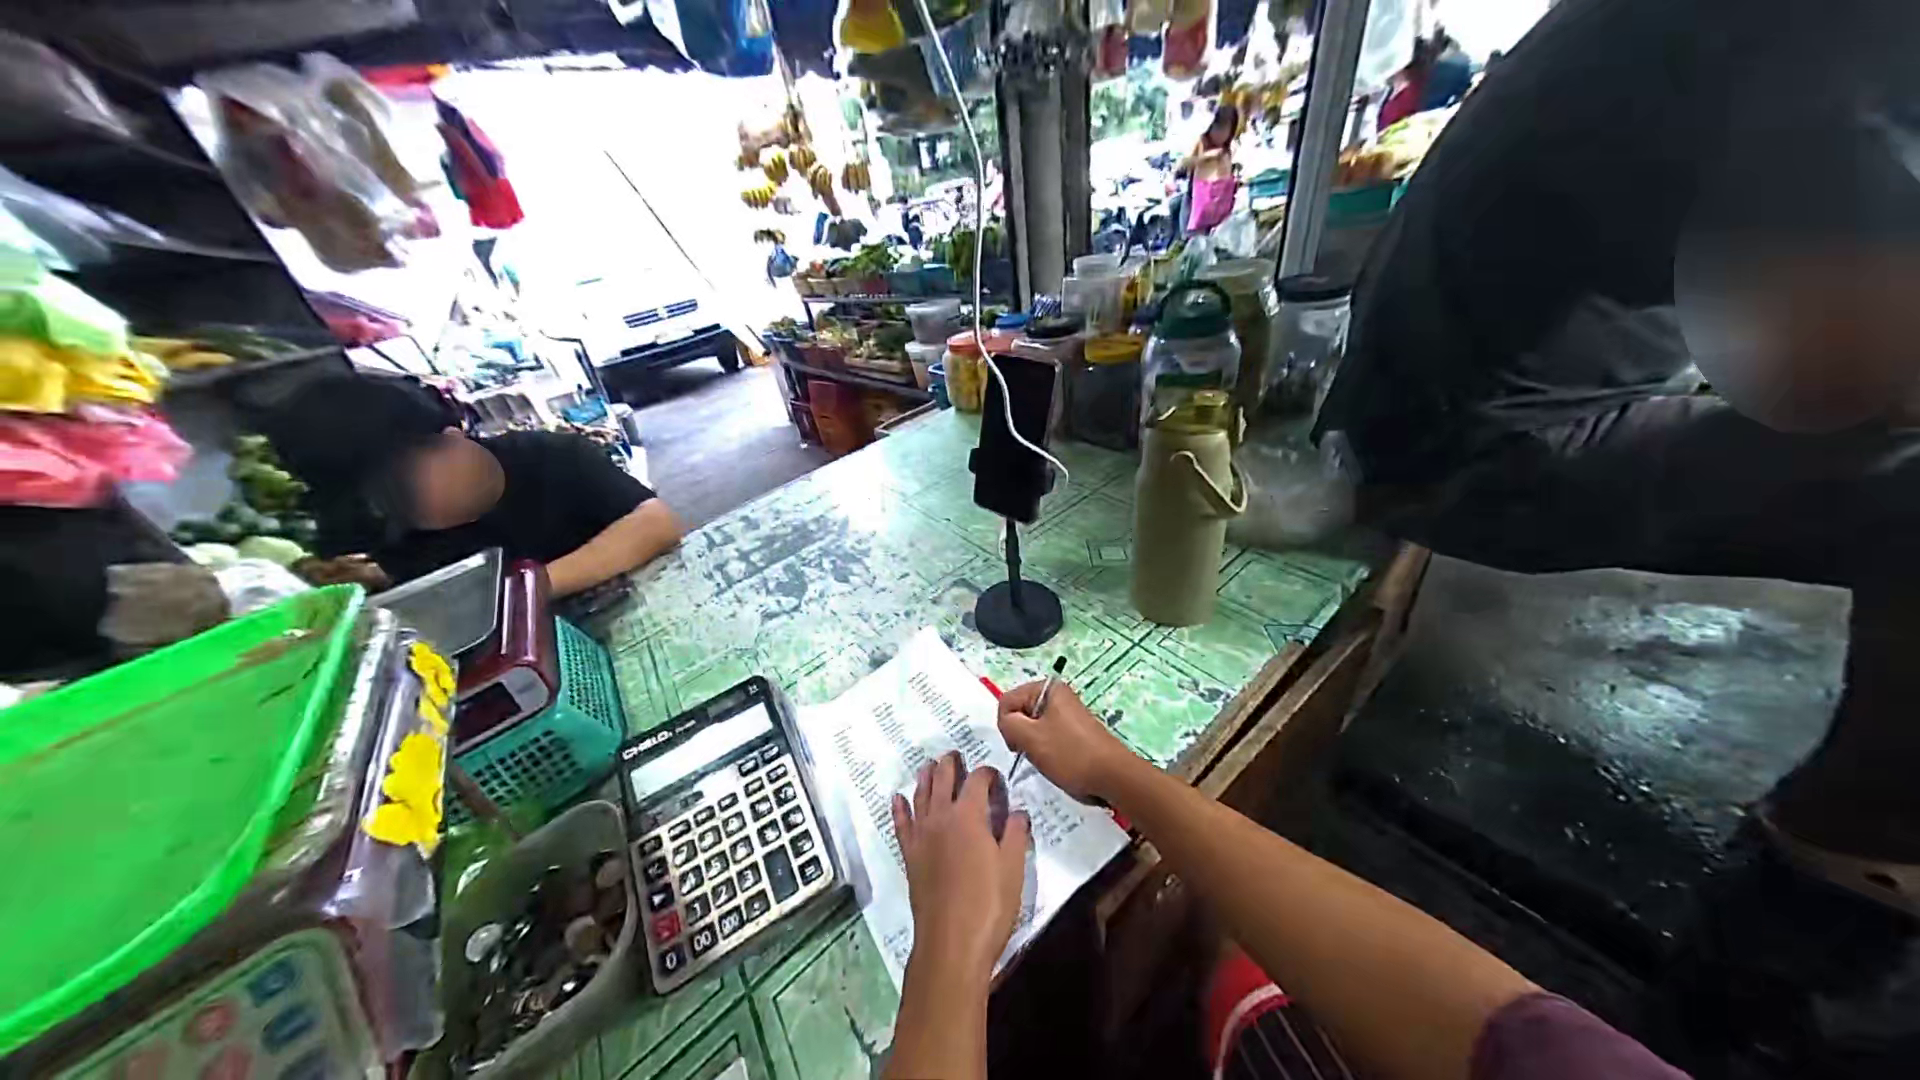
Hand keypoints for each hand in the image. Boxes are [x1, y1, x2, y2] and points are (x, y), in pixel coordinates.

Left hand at [891, 752, 1030, 982]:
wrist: (951, 943)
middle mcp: (941, 817)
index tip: (997, 777)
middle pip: (943, 780)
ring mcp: (921, 835)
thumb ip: (1016, 834)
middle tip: (955, 755)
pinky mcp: (909, 855)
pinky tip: (896, 798)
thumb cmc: (989, 905)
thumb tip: (1018, 811)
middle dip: (951, 765)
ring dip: (925, 777)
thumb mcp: (1013, 868)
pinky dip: (899, 809)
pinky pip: (901, 824)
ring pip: (921, 796)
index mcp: (969, 815)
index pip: (977, 780)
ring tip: (929, 765)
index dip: (988, 773)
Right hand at [997, 680, 1139, 803]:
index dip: (1007, 725)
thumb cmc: (1070, 754)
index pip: (1007, 701)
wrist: (1113, 777)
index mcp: (1048, 688)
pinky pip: (1048, 737)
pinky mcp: (1075, 732)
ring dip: (1034, 745)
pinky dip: (1047, 750)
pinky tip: (1057, 762)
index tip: (1018, 746)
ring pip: (1033, 727)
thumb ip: (1008, 724)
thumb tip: (1008, 722)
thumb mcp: (1030, 738)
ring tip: (1048, 759)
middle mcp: (1058, 696)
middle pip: (1020, 712)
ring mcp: (1067, 714)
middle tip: (1033, 753)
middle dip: (1021, 735)